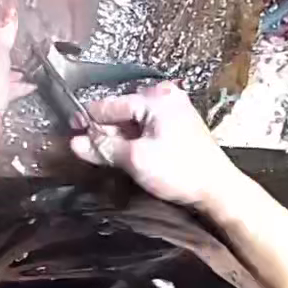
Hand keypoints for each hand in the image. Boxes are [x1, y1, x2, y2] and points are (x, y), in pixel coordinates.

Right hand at [68, 82, 246, 210]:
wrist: (217, 190)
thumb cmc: (179, 171)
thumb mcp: (135, 159)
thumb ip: (103, 147)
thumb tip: (75, 143)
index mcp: (156, 98)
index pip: (110, 104)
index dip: (87, 118)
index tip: (69, 131)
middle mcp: (166, 97)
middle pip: (121, 111)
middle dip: (103, 129)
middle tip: (85, 148)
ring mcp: (174, 109)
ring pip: (133, 121)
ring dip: (118, 137)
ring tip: (103, 154)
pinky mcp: (178, 125)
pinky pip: (146, 127)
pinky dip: (133, 139)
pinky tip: (124, 154)